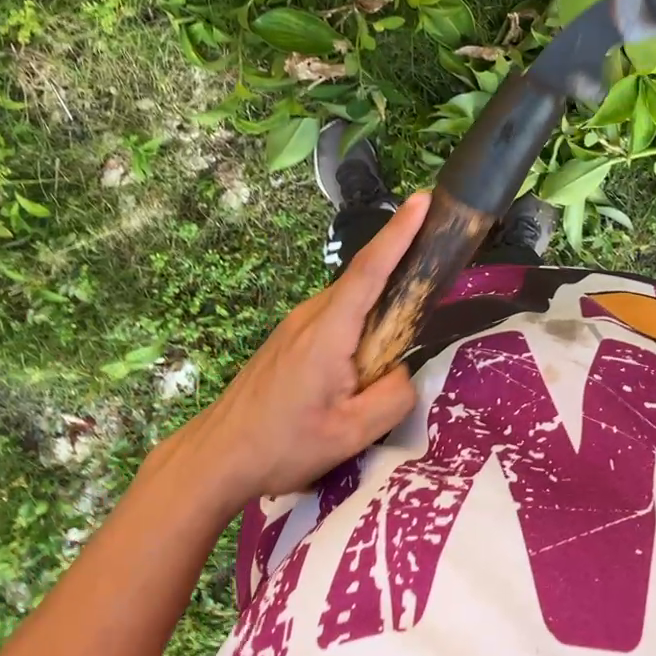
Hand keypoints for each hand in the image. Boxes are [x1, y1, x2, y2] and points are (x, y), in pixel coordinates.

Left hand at [153, 194, 427, 502]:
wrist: (216, 456)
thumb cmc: (283, 444)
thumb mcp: (351, 434)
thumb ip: (393, 397)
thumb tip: (404, 370)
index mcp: (329, 331)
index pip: (370, 269)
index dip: (399, 232)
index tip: (423, 199)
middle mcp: (312, 315)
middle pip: (366, 280)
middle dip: (402, 266)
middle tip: (438, 271)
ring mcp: (297, 324)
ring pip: (352, 302)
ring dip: (380, 307)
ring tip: (400, 341)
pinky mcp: (291, 338)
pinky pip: (337, 317)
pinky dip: (361, 323)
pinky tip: (364, 361)